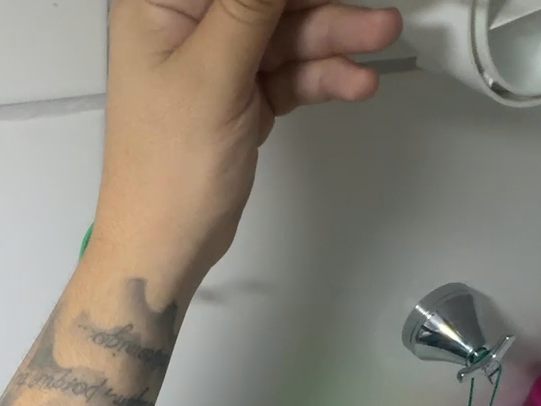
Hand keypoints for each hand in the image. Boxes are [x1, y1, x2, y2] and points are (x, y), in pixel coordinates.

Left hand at [90, 0, 402, 297]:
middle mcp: (186, 26)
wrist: (166, 247)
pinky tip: (353, 80)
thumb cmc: (164, 174)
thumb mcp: (212, 74)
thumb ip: (251, 6)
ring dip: (333, 35)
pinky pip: (288, 74)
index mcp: (160, 3)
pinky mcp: (239, 98)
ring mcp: (216, 64)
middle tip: (372, 10)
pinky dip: (320, 76)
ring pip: (284, 33)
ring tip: (380, 35)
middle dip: (318, 1)